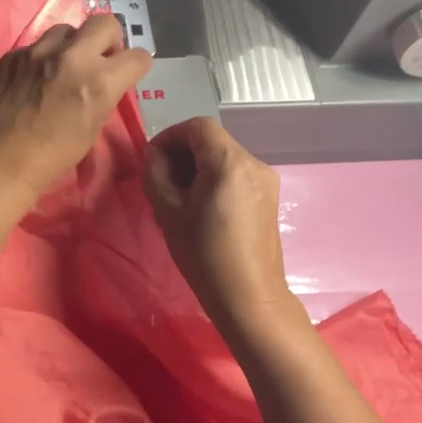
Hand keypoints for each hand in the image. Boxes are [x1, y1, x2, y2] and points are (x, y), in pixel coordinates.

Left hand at [0, 14, 152, 197]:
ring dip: (72, 45)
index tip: (127, 73)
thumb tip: (106, 83)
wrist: (0, 159)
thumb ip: (104, 95)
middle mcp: (72, 57)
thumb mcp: (92, 128)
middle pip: (105, 23)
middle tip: (99, 59)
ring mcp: (38, 51)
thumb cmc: (52, 155)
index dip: (135, 66)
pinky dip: (41, 59)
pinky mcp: (13, 54)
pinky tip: (32, 80)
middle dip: (109, 39)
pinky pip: (35, 46)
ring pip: (67, 29)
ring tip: (62, 67)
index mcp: (99, 81)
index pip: (138, 56)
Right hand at [143, 117, 299, 335]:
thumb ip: (156, 174)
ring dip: (199, 166)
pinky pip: (237, 173)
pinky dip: (215, 178)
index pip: (197, 126)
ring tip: (179, 195)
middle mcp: (253, 162)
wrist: (248, 296)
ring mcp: (266, 179)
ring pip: (225, 156)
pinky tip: (202, 206)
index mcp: (229, 162)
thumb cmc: (203, 255)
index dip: (170, 136)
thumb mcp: (168, 212)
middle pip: (213, 140)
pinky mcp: (269, 196)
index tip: (152, 159)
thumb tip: (155, 155)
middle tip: (161, 178)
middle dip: (183, 151)